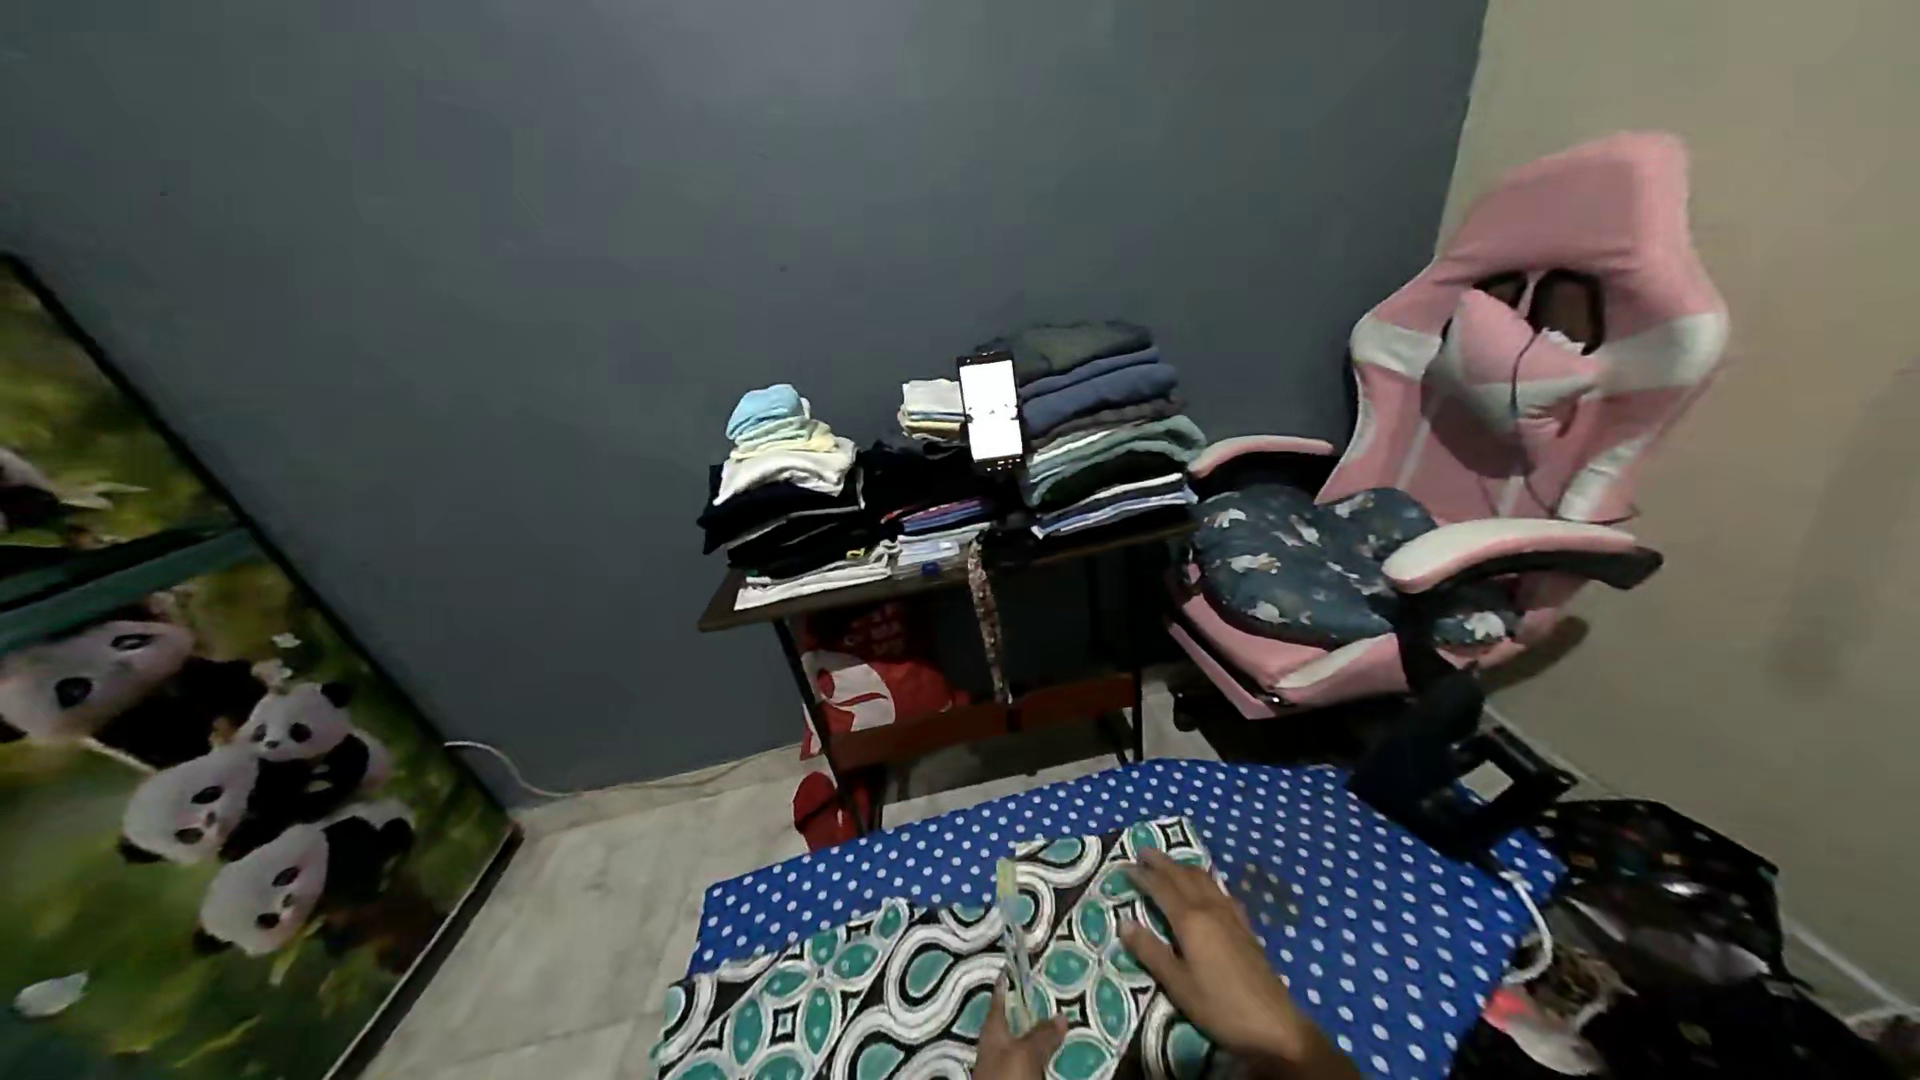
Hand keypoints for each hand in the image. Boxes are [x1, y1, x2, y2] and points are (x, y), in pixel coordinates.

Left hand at [972, 977, 1067, 1079]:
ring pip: (1027, 1043)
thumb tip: (1062, 1014)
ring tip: (1068, 1021)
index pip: (1000, 996)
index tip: (1023, 963)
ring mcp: (1006, 1066)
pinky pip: (1034, 1065)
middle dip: (1036, 1009)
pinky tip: (1064, 1055)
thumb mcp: (1024, 1054)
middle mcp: (997, 1044)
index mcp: (992, 1028)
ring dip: (1044, 1035)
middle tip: (1059, 993)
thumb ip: (1042, 1034)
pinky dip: (1046, 1058)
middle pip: (1016, 1021)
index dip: (1010, 980)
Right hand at [1121, 850, 1358, 1078]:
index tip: (1124, 866)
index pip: (1160, 887)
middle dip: (1161, 862)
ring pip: (1204, 878)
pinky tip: (1209, 889)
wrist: (1277, 1027)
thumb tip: (1124, 922)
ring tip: (1171, 863)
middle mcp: (1210, 908)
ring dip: (1183, 867)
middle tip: (1143, 851)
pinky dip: (1207, 881)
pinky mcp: (1246, 927)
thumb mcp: (1178, 985)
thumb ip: (1150, 951)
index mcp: (1190, 920)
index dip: (1141, 875)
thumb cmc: (1221, 1007)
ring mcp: (1231, 915)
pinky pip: (1221, 891)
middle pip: (1182, 875)